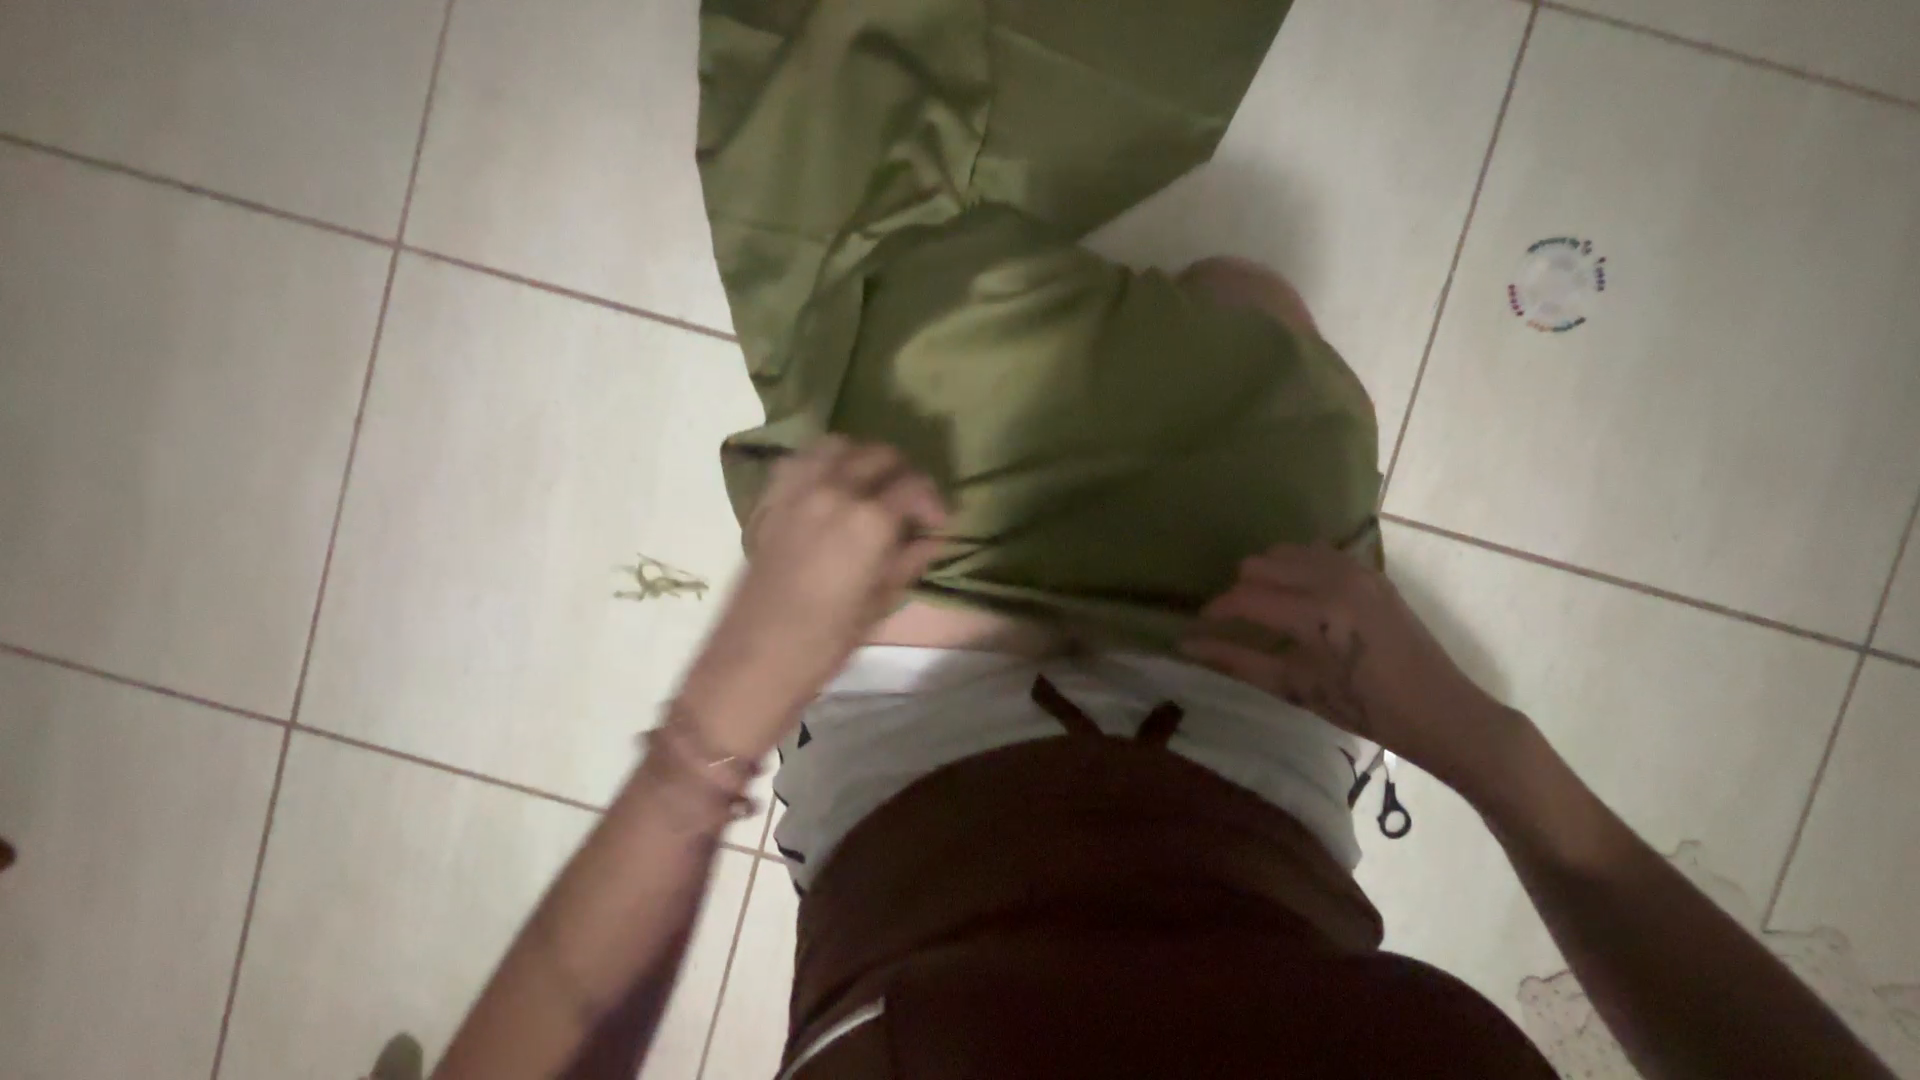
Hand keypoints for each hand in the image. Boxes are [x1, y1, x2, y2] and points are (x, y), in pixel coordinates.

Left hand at [678, 437, 947, 755]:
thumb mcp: (880, 603)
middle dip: (903, 475)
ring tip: (871, 489)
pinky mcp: (770, 500)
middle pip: (880, 454)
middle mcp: (833, 491)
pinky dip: (823, 462)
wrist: (754, 661)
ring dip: (863, 459)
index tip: (938, 524)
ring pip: (839, 445)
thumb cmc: (825, 643)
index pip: (915, 485)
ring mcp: (796, 491)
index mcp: (868, 520)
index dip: (933, 501)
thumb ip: (909, 560)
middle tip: (909, 506)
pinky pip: (801, 460)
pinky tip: (832, 489)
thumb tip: (932, 539)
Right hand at [1180, 542, 1524, 788]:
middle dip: (1240, 591)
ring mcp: (1356, 570)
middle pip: (1260, 564)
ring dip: (1268, 576)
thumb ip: (1238, 661)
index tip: (1199, 628)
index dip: (1215, 611)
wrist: (1442, 711)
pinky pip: (1318, 552)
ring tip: (1266, 610)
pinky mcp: (1371, 571)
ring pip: (1286, 552)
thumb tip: (1187, 646)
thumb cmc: (1365, 709)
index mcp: (1316, 613)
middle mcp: (1334, 580)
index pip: (1245, 597)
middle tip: (1236, 624)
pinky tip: (1299, 597)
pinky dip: (1297, 568)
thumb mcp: (1296, 688)